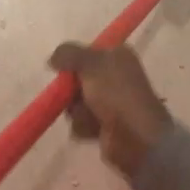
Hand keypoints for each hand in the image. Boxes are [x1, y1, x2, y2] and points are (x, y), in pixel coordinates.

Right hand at [49, 43, 173, 175]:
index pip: (87, 52)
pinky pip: (82, 122)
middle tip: (77, 96)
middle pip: (78, 79)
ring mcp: (112, 101)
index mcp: (118, 56)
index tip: (65, 70)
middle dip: (72, 91)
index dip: (74, 62)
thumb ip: (68, 54)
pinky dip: (84, 126)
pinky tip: (94, 130)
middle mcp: (116, 76)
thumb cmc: (116, 94)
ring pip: (77, 102)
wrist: (136, 137)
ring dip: (78, 111)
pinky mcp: (106, 124)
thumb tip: (53, 58)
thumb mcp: (91, 64)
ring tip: (91, 116)